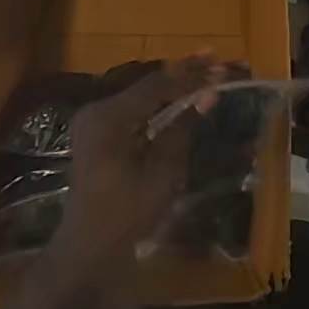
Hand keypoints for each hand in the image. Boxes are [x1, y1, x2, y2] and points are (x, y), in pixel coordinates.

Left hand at [52, 56, 225, 273]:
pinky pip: (132, 110)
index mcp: (108, 117)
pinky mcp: (97, 134)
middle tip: (214, 59)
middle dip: (182, 74)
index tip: (219, 64)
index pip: (156, 86)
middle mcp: (97, 110)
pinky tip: (179, 96)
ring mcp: (93, 121)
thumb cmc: (127, 214)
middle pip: (146, 85)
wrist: (88, 249)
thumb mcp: (162, 172)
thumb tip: (207, 95)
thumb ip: (182, 128)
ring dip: (171, 87)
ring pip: (140, 96)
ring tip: (203, 72)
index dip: (190, 75)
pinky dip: (156, 104)